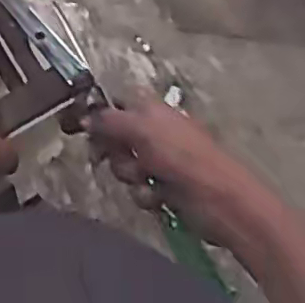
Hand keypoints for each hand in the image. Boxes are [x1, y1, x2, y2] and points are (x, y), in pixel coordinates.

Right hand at [89, 97, 276, 246]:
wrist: (224, 202)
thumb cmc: (182, 156)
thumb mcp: (139, 129)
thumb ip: (105, 120)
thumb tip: (81, 117)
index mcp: (146, 106)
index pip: (110, 102)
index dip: (95, 115)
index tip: (82, 128)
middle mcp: (150, 129)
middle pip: (111, 134)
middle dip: (111, 150)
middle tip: (115, 156)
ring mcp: (157, 159)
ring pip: (121, 163)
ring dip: (129, 174)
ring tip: (146, 180)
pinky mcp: (162, 187)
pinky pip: (137, 188)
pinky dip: (144, 193)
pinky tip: (158, 197)